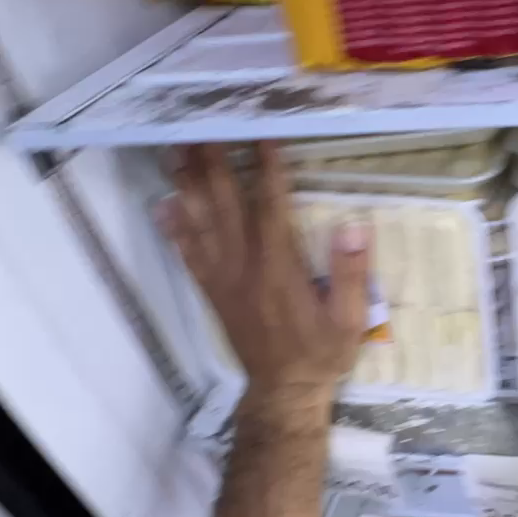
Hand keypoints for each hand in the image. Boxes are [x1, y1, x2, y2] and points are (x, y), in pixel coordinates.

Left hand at [155, 143, 370, 423]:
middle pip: (224, 204)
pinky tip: (165, 203)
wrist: (283, 391)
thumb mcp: (349, 319)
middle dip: (214, 162)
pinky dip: (175, 227)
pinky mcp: (212, 292)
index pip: (270, 206)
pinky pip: (188, 254)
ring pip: (200, 223)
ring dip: (188, 183)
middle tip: (203, 124)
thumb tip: (353, 226)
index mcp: (279, 268)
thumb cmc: (321, 354)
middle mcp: (244, 266)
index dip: (266, 168)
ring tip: (177, 149)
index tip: (260, 134)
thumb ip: (350, 274)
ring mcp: (223, 279)